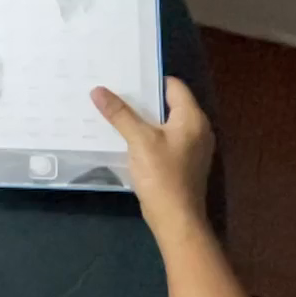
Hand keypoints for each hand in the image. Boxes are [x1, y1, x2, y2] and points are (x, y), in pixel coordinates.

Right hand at [92, 76, 215, 242]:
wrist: (176, 219)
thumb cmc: (162, 175)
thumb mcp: (139, 140)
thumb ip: (119, 113)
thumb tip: (98, 90)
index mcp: (192, 118)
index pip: (173, 86)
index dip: (149, 80)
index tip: (124, 78)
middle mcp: (197, 128)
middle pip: (169, 103)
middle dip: (142, 99)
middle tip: (114, 92)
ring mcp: (192, 147)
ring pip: (165, 123)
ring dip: (142, 118)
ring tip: (115, 112)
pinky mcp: (183, 162)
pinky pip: (164, 139)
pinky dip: (147, 135)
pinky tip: (126, 138)